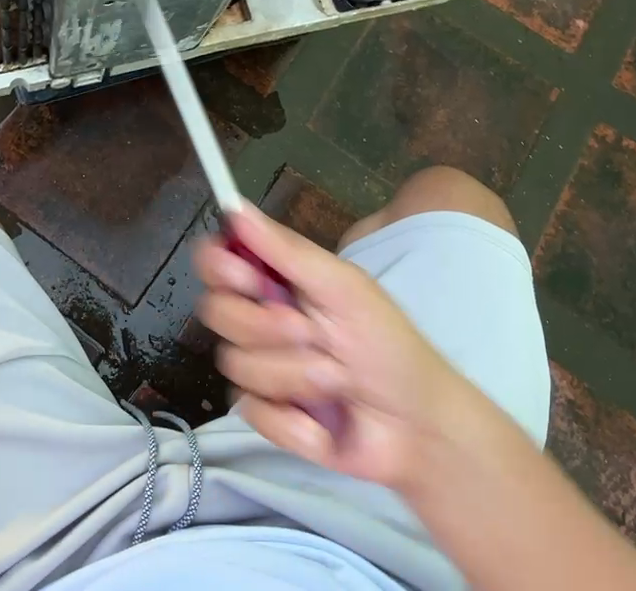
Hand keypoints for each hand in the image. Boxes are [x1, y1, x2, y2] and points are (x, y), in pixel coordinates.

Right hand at [194, 205, 473, 494]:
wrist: (419, 430)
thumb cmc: (389, 347)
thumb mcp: (344, 289)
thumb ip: (287, 250)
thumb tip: (234, 206)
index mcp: (276, 281)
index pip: (217, 261)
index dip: (220, 268)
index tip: (248, 280)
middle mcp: (260, 319)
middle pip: (216, 311)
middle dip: (265, 328)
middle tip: (310, 334)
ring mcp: (260, 368)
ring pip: (236, 363)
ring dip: (293, 375)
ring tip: (336, 380)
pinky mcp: (265, 414)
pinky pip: (250, 409)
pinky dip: (291, 419)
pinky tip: (321, 422)